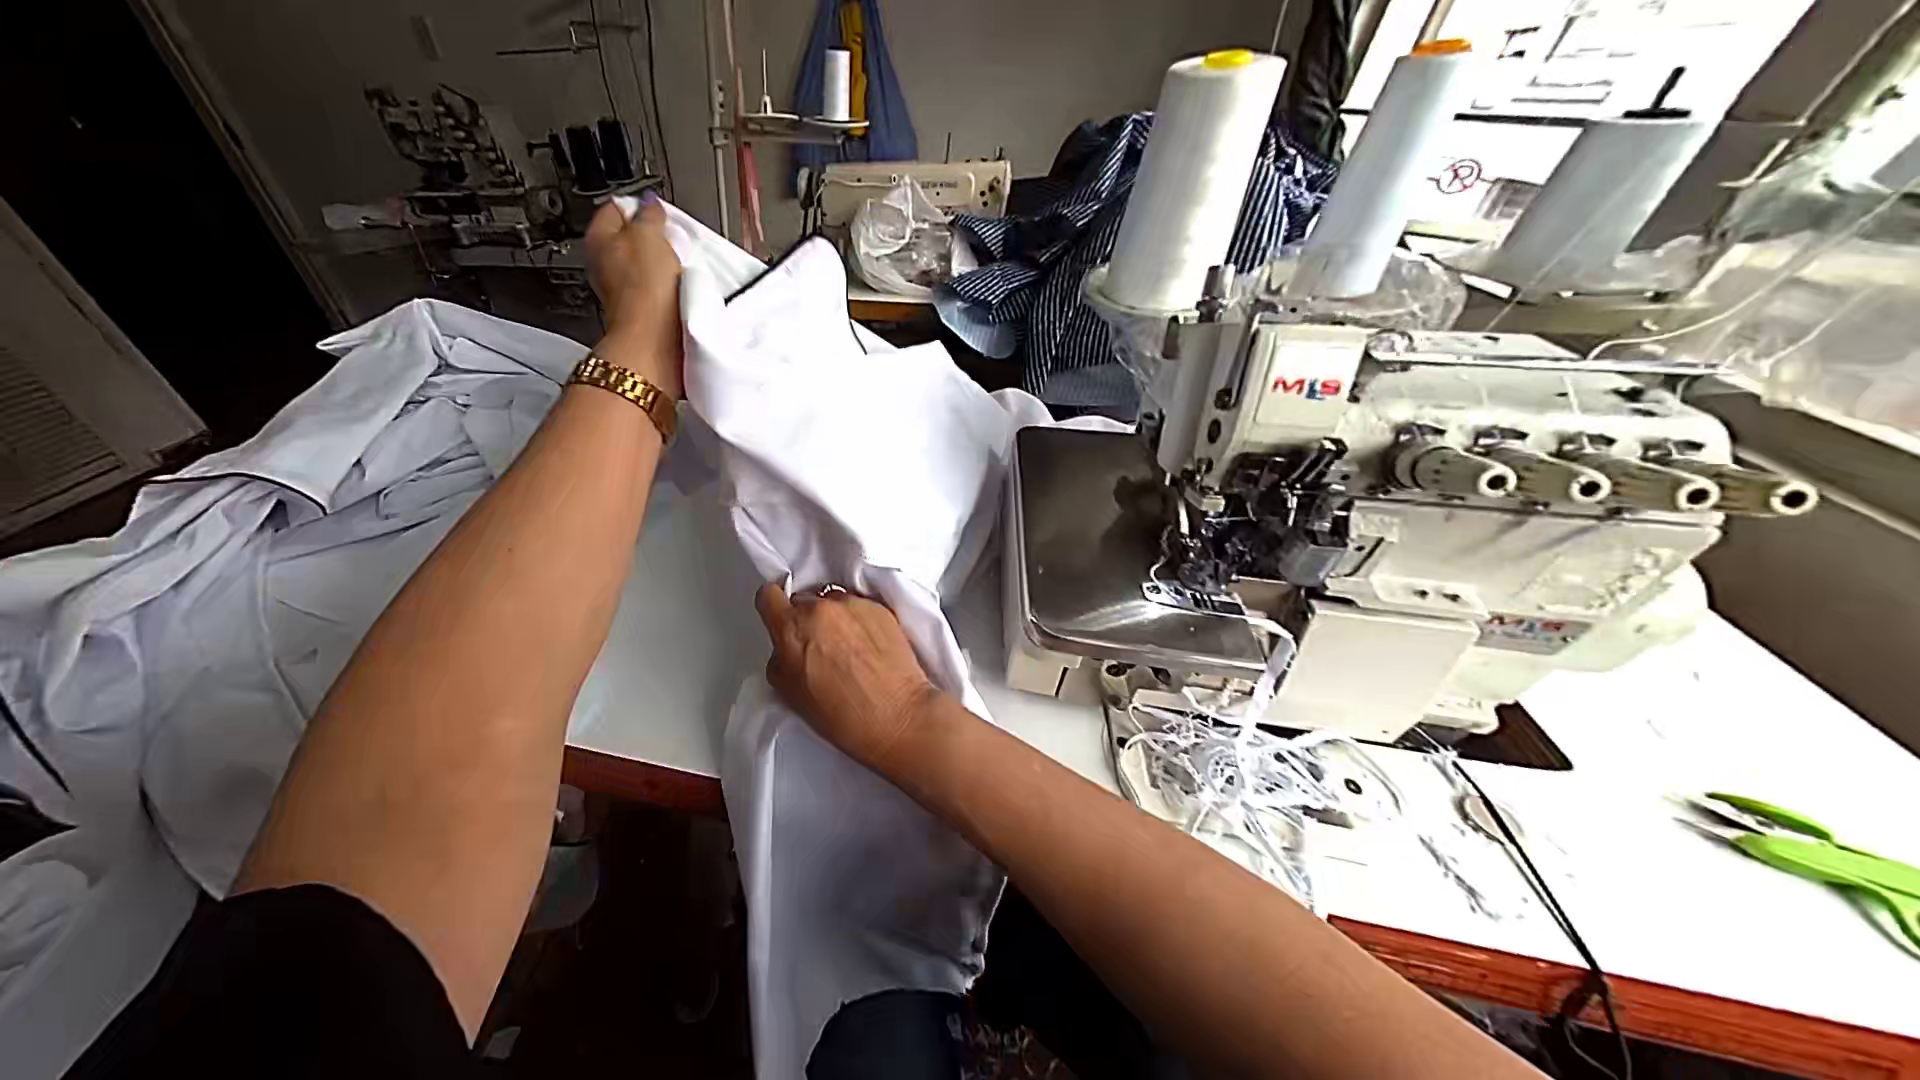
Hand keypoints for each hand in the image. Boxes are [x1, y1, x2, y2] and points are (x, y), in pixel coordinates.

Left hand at [586, 196, 683, 398]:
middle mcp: (605, 264)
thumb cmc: (644, 290)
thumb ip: (648, 215)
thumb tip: (650, 206)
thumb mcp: (648, 234)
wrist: (657, 337)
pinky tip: (681, 290)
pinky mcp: (645, 311)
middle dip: (654, 238)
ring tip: (679, 267)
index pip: (616, 208)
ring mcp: (625, 290)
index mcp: (598, 238)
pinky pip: (659, 290)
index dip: (639, 206)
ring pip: (647, 266)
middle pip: (632, 239)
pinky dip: (671, 287)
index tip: (658, 210)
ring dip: (665, 265)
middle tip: (672, 240)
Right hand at [755, 583, 941, 772]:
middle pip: (804, 599)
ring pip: (833, 600)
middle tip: (818, 647)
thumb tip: (785, 650)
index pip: (769, 596)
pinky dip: (860, 619)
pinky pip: (860, 605)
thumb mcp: (791, 694)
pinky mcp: (880, 608)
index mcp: (792, 628)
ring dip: (835, 617)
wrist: (897, 716)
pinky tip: (866, 647)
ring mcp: (853, 605)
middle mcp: (822, 609)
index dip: (773, 608)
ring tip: (847, 648)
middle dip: (807, 619)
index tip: (780, 616)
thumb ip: (780, 659)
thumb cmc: (846, 714)